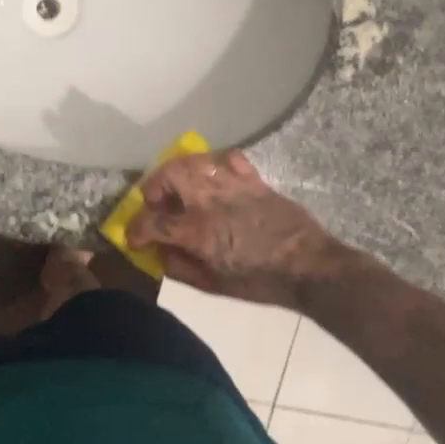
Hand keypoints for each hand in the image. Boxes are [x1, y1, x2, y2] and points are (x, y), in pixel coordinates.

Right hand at [125, 150, 347, 309]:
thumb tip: (160, 253)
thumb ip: (179, 268)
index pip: (151, 222)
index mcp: (197, 232)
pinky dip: (213, 164)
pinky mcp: (254, 181)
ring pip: (194, 160)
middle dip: (152, 187)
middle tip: (155, 203)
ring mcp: (233, 186)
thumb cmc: (260, 281)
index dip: (135, 230)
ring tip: (179, 187)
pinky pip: (228, 158)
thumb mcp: (212, 285)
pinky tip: (213, 179)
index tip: (134, 239)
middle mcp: (210, 202)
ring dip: (178, 172)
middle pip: (168, 175)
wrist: (310, 267)